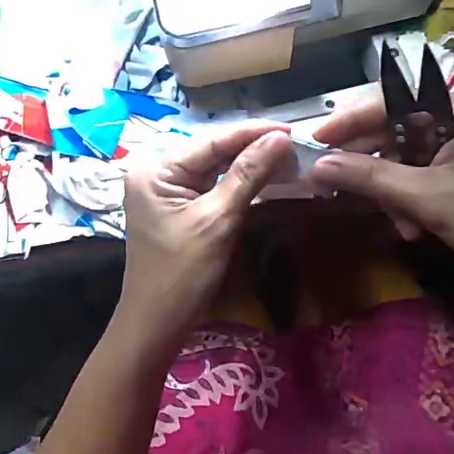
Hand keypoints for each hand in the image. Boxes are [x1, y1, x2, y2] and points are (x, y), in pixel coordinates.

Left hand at [114, 124, 293, 351]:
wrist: (157, 324)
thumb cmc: (182, 274)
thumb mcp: (218, 221)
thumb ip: (248, 175)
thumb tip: (280, 138)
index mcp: (155, 170)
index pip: (212, 142)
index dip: (253, 133)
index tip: (292, 129)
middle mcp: (157, 172)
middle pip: (213, 152)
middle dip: (254, 148)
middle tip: (297, 144)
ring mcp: (167, 190)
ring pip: (216, 168)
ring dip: (251, 165)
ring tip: (290, 157)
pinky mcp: (179, 207)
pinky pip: (213, 186)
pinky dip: (240, 184)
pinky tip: (268, 176)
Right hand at [308, 95, 453, 346]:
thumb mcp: (428, 199)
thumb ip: (370, 177)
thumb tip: (317, 166)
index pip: (397, 100)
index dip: (352, 121)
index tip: (316, 139)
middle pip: (404, 129)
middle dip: (375, 165)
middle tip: (337, 186)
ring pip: (415, 155)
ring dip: (396, 189)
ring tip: (397, 224)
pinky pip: (432, 170)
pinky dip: (416, 196)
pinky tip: (413, 225)